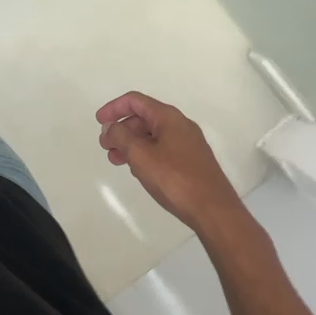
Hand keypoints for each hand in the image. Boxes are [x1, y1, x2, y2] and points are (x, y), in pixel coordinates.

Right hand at [97, 91, 245, 231]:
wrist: (216, 213)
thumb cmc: (176, 180)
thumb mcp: (141, 156)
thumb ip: (121, 136)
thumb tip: (111, 127)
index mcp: (169, 117)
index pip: (135, 101)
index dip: (113, 108)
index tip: (99, 123)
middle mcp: (180, 125)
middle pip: (143, 118)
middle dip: (121, 130)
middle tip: (106, 147)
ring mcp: (189, 145)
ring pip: (153, 136)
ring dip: (132, 144)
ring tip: (117, 161)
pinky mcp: (193, 163)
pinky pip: (163, 150)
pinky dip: (146, 155)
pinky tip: (140, 171)